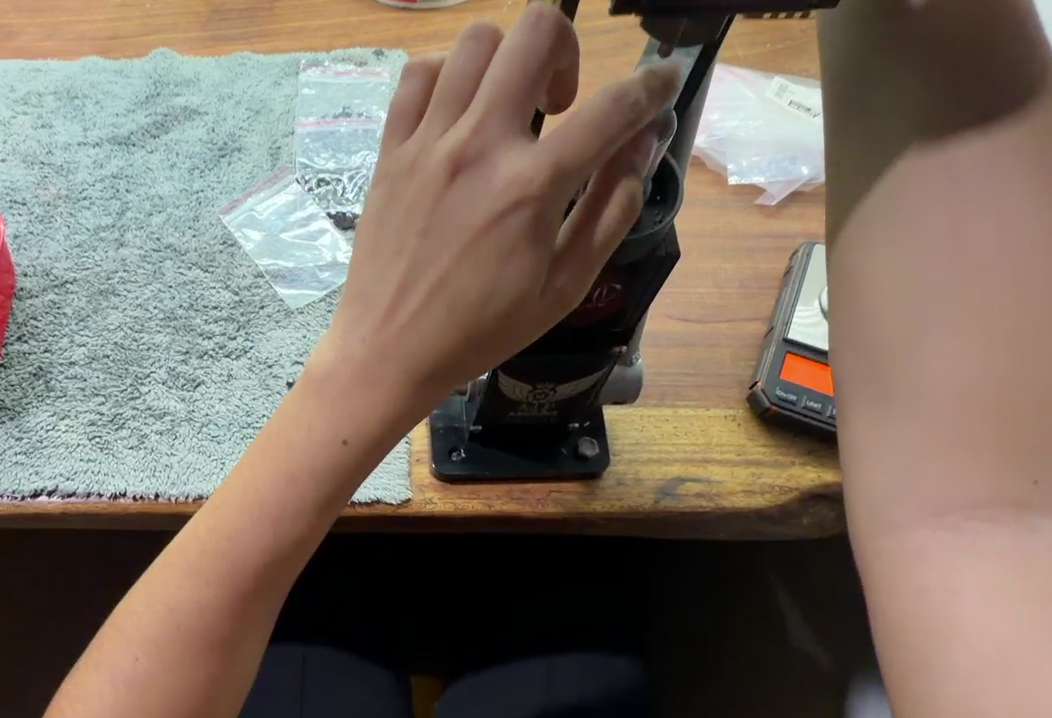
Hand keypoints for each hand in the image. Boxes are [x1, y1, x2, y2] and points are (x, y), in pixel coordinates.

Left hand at [313, 3, 680, 419]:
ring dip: (507, 61)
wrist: (389, 352)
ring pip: (476, 42)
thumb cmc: (479, 333)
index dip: (652, 86)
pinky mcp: (390, 152)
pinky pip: (417, 76)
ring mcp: (429, 144)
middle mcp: (481, 146)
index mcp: (532, 187)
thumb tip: (641, 147)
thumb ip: (609, 213)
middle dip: (569, 49)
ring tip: (506, 109)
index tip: (662, 82)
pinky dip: (445, 78)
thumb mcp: (561, 290)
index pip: (612, 108)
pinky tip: (456, 116)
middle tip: (562, 102)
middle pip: (537, 31)